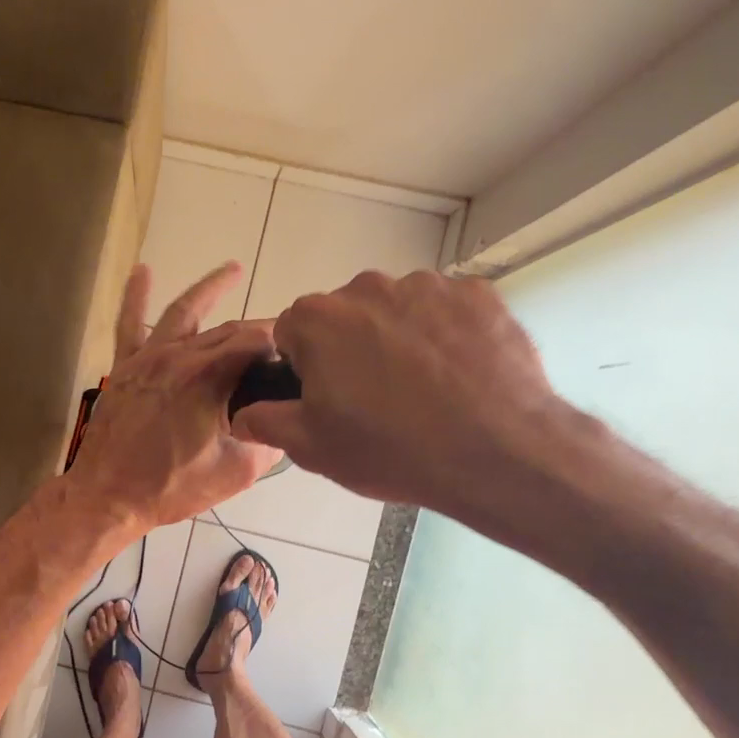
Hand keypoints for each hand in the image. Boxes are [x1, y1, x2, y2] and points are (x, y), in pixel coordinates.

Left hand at [66, 262, 282, 528]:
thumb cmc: (170, 488)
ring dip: (209, 288)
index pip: (254, 344)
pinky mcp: (124, 368)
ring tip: (232, 268)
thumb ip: (267, 442)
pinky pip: (128, 325)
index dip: (279, 345)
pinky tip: (142, 271)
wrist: (107, 498)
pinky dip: (134, 296)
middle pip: (226, 331)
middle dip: (256, 328)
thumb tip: (284, 426)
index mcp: (208, 378)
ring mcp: (147, 359)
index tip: (296, 353)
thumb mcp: (235, 472)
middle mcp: (178, 357)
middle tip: (280, 334)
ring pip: (182, 313)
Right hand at [230, 269, 584, 523]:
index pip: (291, 333)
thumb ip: (266, 422)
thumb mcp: (312, 447)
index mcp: (317, 319)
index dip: (303, 369)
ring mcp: (428, 286)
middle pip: (344, 316)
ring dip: (398, 339)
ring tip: (422, 392)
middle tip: (373, 401)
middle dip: (350, 349)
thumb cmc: (390, 449)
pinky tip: (458, 377)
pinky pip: (447, 311)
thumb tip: (242, 416)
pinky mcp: (479, 295)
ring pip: (397, 310)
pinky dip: (446, 336)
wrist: (496, 452)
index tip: (326, 400)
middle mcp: (368, 287)